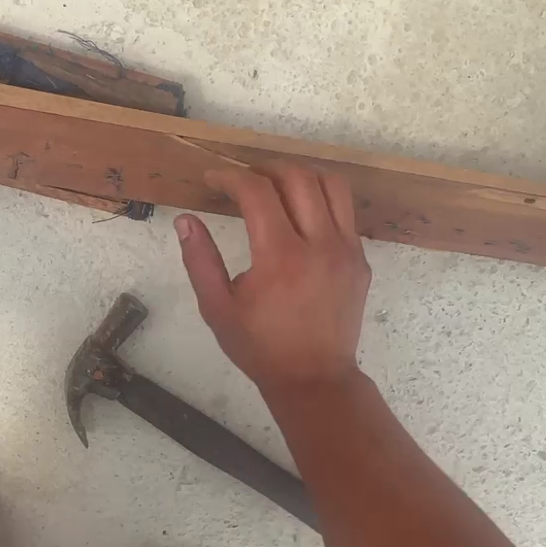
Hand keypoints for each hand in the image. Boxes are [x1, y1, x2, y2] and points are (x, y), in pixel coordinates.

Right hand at [176, 164, 371, 392]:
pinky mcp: (360, 259)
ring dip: (300, 175)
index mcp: (279, 257)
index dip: (230, 177)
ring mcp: (346, 250)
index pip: (256, 192)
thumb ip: (199, 260)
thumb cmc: (259, 347)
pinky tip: (300, 215)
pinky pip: (345, 212)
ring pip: (331, 185)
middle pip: (297, 177)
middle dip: (264, 168)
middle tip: (242, 179)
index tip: (213, 179)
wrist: (314, 378)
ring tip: (275, 185)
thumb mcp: (217, 308)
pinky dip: (321, 200)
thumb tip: (185, 220)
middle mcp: (319, 245)